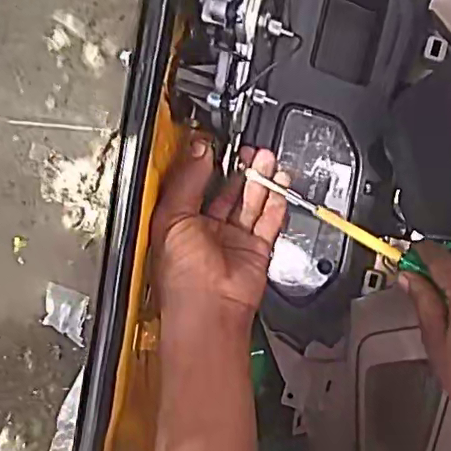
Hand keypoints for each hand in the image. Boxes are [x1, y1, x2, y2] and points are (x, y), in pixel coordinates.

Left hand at [151, 140, 287, 334]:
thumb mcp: (172, 216)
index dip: (207, 161)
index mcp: (179, 220)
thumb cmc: (182, 277)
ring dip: (259, 181)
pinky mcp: (256, 250)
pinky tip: (278, 186)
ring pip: (250, 202)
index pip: (195, 182)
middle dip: (239, 168)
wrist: (210, 309)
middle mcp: (207, 229)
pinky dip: (275, 204)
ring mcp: (233, 240)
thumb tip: (198, 151)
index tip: (217, 141)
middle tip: (248, 149)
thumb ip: (188, 180)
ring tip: (266, 159)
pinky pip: (268, 222)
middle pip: (228, 190)